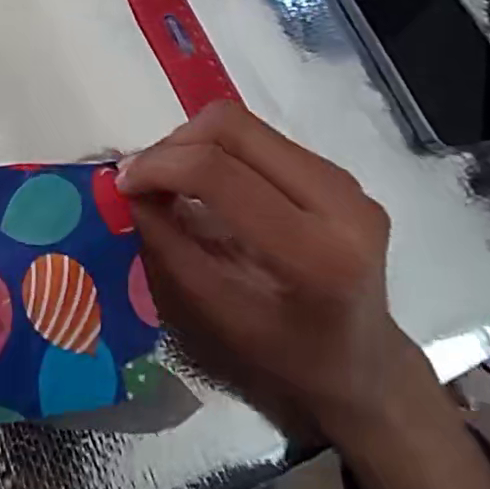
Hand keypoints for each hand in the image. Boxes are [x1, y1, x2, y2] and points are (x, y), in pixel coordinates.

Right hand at [119, 102, 489, 488]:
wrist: (366, 364)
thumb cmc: (289, 358)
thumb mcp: (217, 315)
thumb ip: (169, 247)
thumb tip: (128, 191)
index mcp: (315, 253)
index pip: (222, 175)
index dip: (161, 167)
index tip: (123, 183)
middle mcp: (339, 201)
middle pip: (234, 128)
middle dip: (174, 144)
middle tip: (143, 177)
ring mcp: (344, 180)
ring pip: (246, 124)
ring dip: (195, 142)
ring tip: (170, 179)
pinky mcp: (337, 172)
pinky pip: (262, 138)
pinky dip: (219, 149)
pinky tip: (206, 182)